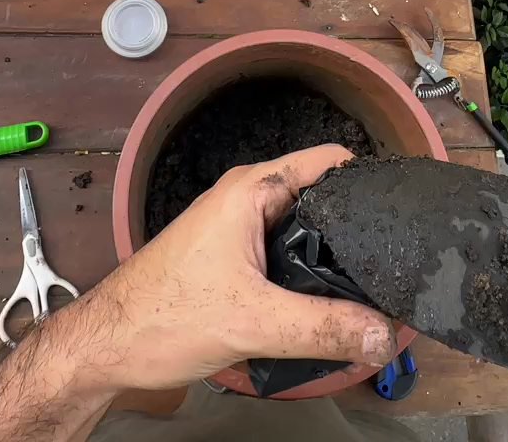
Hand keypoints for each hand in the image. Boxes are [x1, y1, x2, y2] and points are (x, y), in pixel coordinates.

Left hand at [76, 143, 396, 389]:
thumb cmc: (162, 317)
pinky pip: (282, 249)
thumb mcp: (252, 323)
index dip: (365, 177)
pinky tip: (323, 298)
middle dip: (354, 223)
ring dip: (328, 251)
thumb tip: (383, 333)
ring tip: (367, 282)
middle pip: (319, 194)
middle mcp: (246, 196)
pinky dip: (305, 268)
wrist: (105, 346)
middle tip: (392, 257)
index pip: (325, 160)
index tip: (401, 207)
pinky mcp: (231, 252)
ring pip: (301, 226)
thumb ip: (323, 326)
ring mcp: (236, 224)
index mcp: (251, 189)